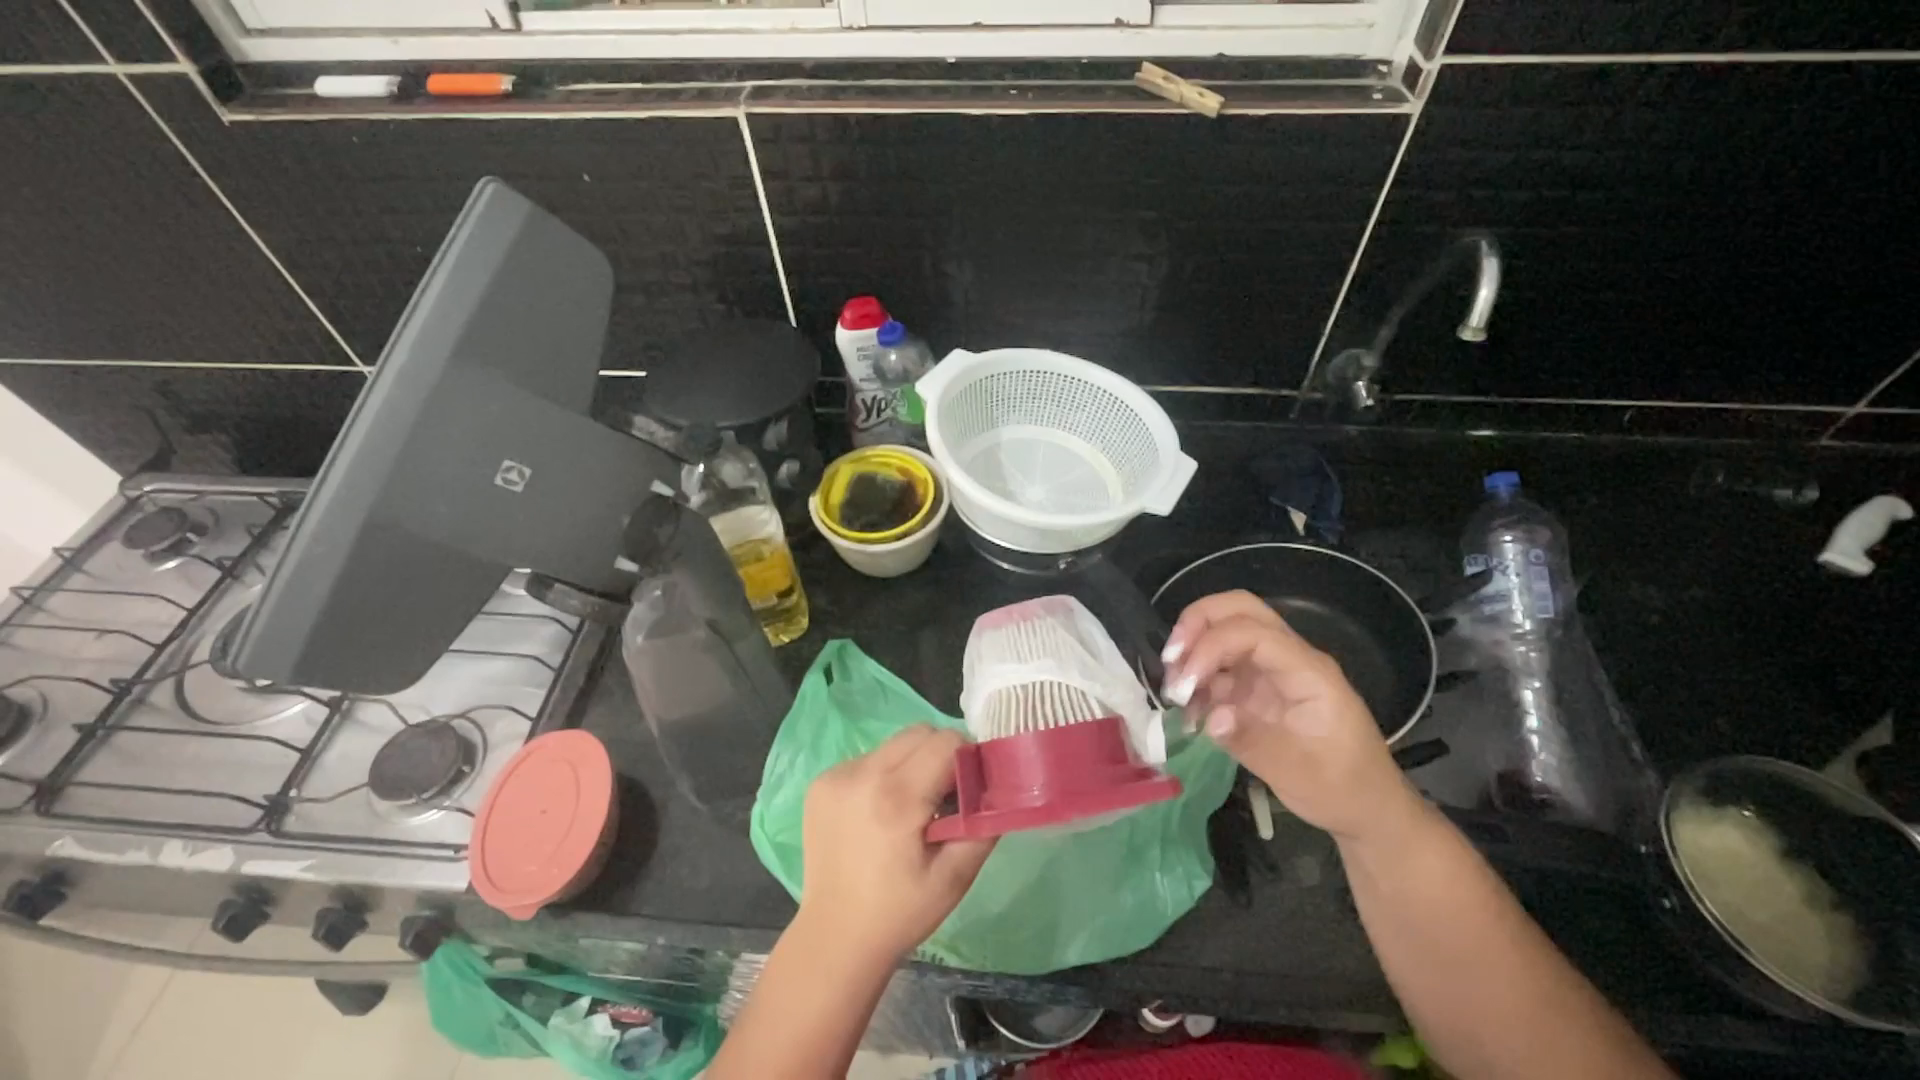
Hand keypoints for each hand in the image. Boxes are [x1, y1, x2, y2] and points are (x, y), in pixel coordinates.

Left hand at [796, 726, 996, 959]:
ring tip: (911, 810)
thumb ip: (983, 824)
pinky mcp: (820, 783)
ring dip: (911, 764)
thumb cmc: (900, 912)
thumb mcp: (956, 877)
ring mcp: (835, 776)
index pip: (946, 741)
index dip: (967, 761)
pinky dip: (883, 775)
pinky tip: (880, 814)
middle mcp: (861, 774)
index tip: (969, 793)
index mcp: (896, 797)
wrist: (835, 937)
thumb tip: (998, 788)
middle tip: (944, 800)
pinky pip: (867, 760)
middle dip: (941, 756)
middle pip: (919, 733)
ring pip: (893, 744)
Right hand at [1160, 590, 1423, 843]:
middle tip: (1171, 661)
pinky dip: (1198, 680)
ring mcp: (1272, 673)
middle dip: (1197, 625)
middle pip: (1240, 611)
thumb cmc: (1342, 788)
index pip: (1253, 633)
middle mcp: (1289, 661)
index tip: (1183, 687)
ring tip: (1175, 694)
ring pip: (1227, 633)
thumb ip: (1253, 742)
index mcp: (1308, 672)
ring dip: (1193, 652)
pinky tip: (1189, 712)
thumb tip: (1212, 718)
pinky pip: (1222, 668)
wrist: (1366, 808)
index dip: (1211, 648)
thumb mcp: (1298, 773)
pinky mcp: (1258, 690)